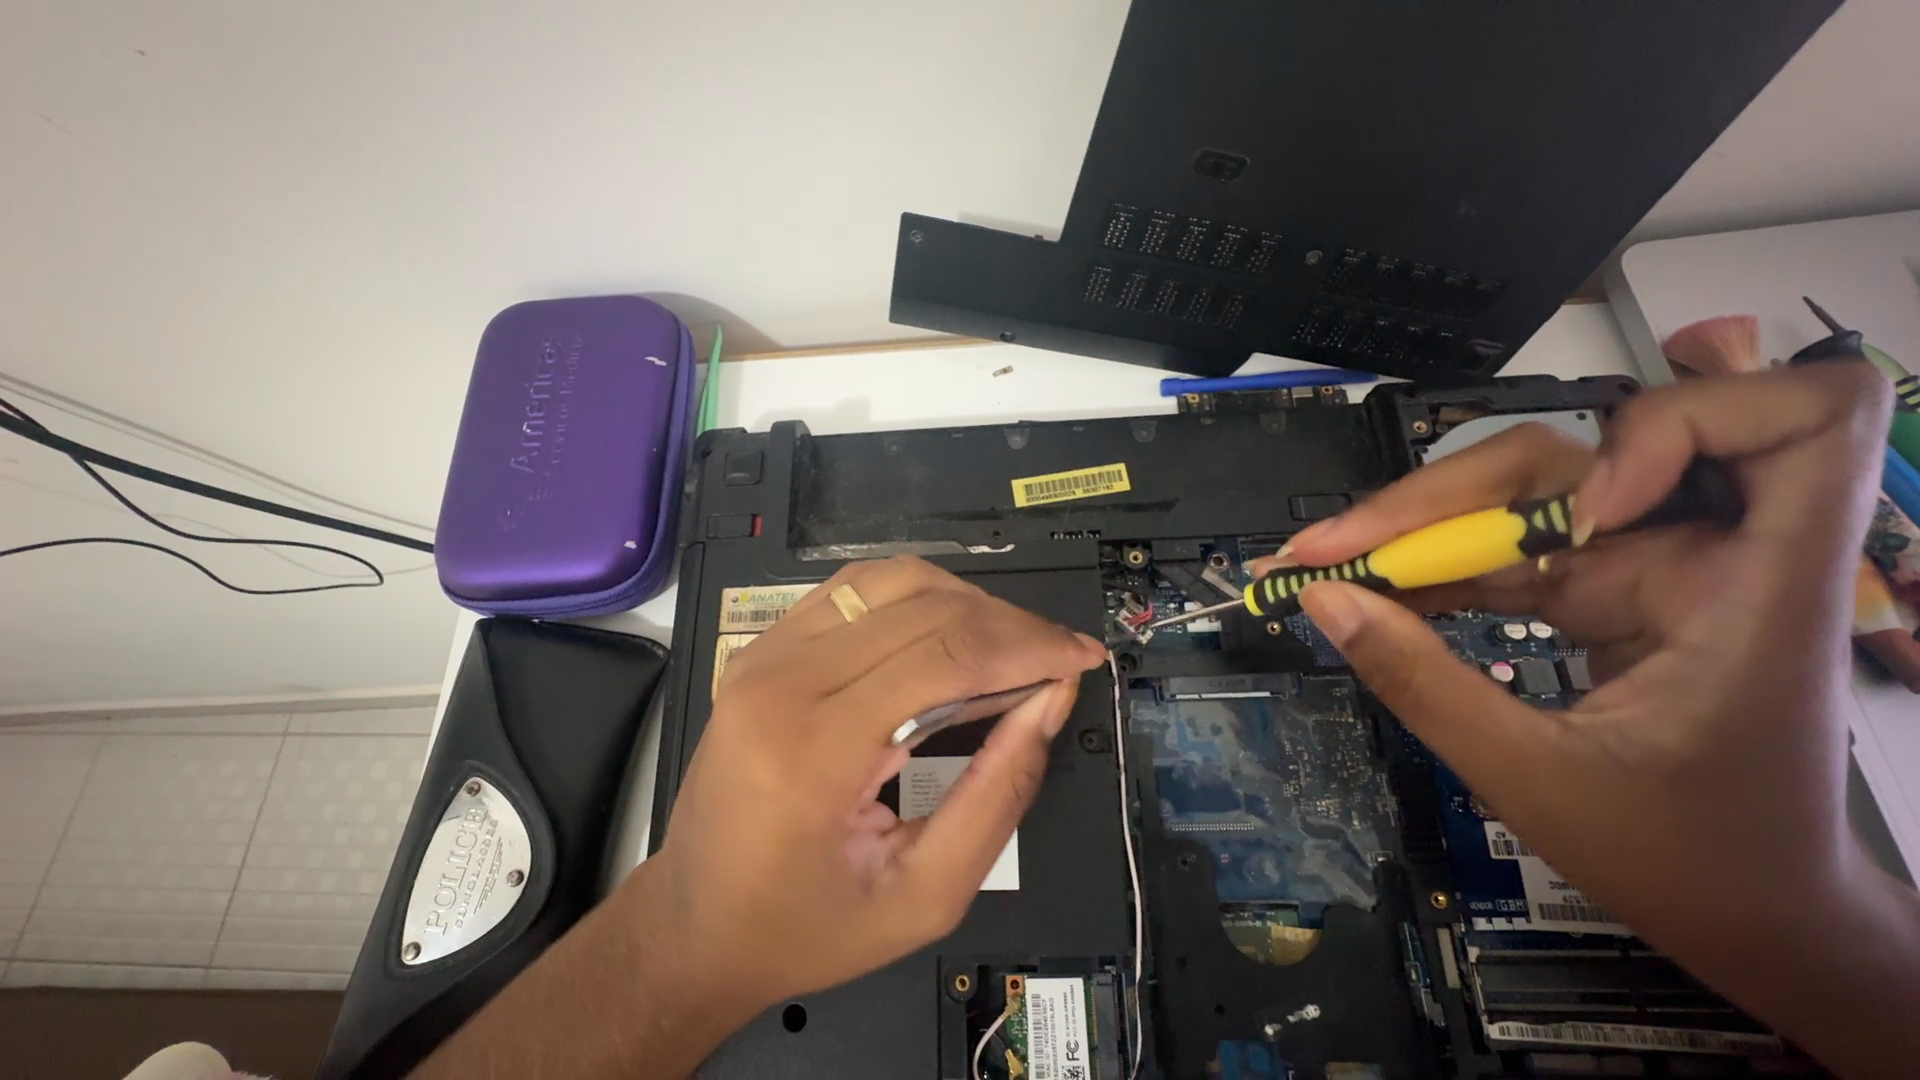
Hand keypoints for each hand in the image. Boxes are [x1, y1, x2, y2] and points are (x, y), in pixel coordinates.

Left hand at [641, 556, 1105, 1014]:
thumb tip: (1048, 701)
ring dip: (968, 603)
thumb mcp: (923, 896)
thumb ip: (996, 795)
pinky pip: (855, 589)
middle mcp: (781, 679)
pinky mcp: (762, 647)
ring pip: (893, 581)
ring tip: (1012, 648)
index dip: (1028, 645)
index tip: (1083, 657)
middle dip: (1011, 625)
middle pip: (927, 608)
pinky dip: (918, 597)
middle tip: (1059, 658)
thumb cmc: (805, 928)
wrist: (696, 922)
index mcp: (813, 748)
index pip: (946, 654)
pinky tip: (951, 631)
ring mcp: (763, 653)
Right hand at [1254, 362, 1917, 1076]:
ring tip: (1320, 562)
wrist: (1746, 913)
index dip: (1680, 426)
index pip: (1794, 421)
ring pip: (1515, 496)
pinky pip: (1501, 549)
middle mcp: (1703, 552)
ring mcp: (1644, 565)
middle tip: (1330, 549)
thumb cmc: (1681, 860)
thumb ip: (1422, 682)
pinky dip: (1427, 563)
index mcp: (1751, 589)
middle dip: (1439, 498)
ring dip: (1411, 526)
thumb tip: (1322, 598)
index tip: (1585, 507)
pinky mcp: (1600, 588)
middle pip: (1568, 455)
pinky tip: (1364, 584)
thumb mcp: (1533, 780)